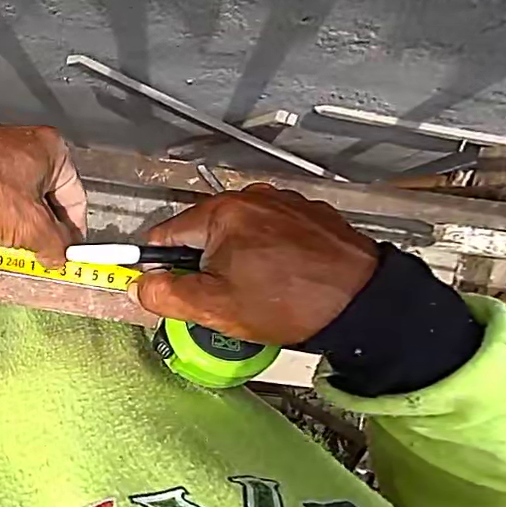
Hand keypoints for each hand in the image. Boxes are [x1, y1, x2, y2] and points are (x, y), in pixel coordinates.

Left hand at [0, 125, 87, 264]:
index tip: (69, 253)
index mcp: (51, 148)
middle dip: (44, 229)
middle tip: (41, 255)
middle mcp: (26, 141)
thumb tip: (61, 257)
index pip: (76, 197)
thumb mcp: (30, 228)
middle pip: (47, 197)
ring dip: (18, 224)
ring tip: (12, 246)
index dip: (74, 230)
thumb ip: (55, 245)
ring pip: (18, 196)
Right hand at [130, 184, 378, 344]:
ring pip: (235, 235)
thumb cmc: (292, 303)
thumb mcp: (212, 307)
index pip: (165, 234)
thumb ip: (164, 294)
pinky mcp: (309, 217)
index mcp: (222, 213)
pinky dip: (264, 255)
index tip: (158, 282)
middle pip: (201, 234)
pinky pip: (268, 234)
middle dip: (200, 266)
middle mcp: (253, 199)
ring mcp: (284, 204)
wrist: (364, 306)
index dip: (157, 264)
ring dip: (232, 261)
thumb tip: (141, 285)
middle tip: (215, 298)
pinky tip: (277, 281)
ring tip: (252, 293)